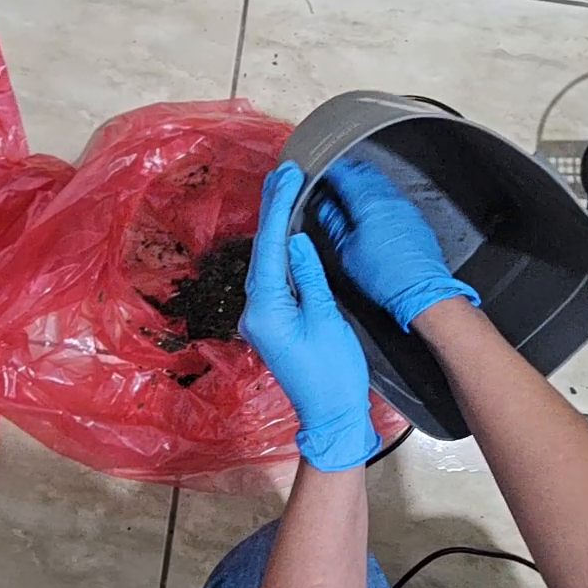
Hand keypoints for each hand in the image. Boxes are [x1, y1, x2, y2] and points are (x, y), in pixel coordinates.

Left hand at [242, 162, 379, 471]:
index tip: (287, 176)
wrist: (331, 414)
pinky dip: (279, 252)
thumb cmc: (333, 373)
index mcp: (265, 309)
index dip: (278, 208)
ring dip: (275, 228)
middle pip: (262, 252)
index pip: (270, 248)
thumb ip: (309, 278)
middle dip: (272, 210)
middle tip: (283, 173)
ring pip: (266, 263)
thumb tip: (297, 241)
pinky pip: (273, 279)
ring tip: (283, 191)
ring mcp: (261, 318)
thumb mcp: (326, 319)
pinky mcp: (272, 323)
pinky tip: (287, 234)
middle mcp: (254, 312)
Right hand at [315, 160, 479, 331]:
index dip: (329, 173)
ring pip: (380, 183)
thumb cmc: (386, 277)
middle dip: (347, 174)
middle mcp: (389, 199)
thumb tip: (326, 211)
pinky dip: (379, 198)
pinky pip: (393, 197)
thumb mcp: (348, 253)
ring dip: (364, 186)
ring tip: (351, 199)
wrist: (421, 290)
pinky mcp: (415, 218)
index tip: (321, 178)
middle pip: (364, 172)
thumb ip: (335, 226)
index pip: (344, 174)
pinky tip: (372, 213)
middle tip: (334, 184)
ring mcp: (405, 206)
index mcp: (368, 203)